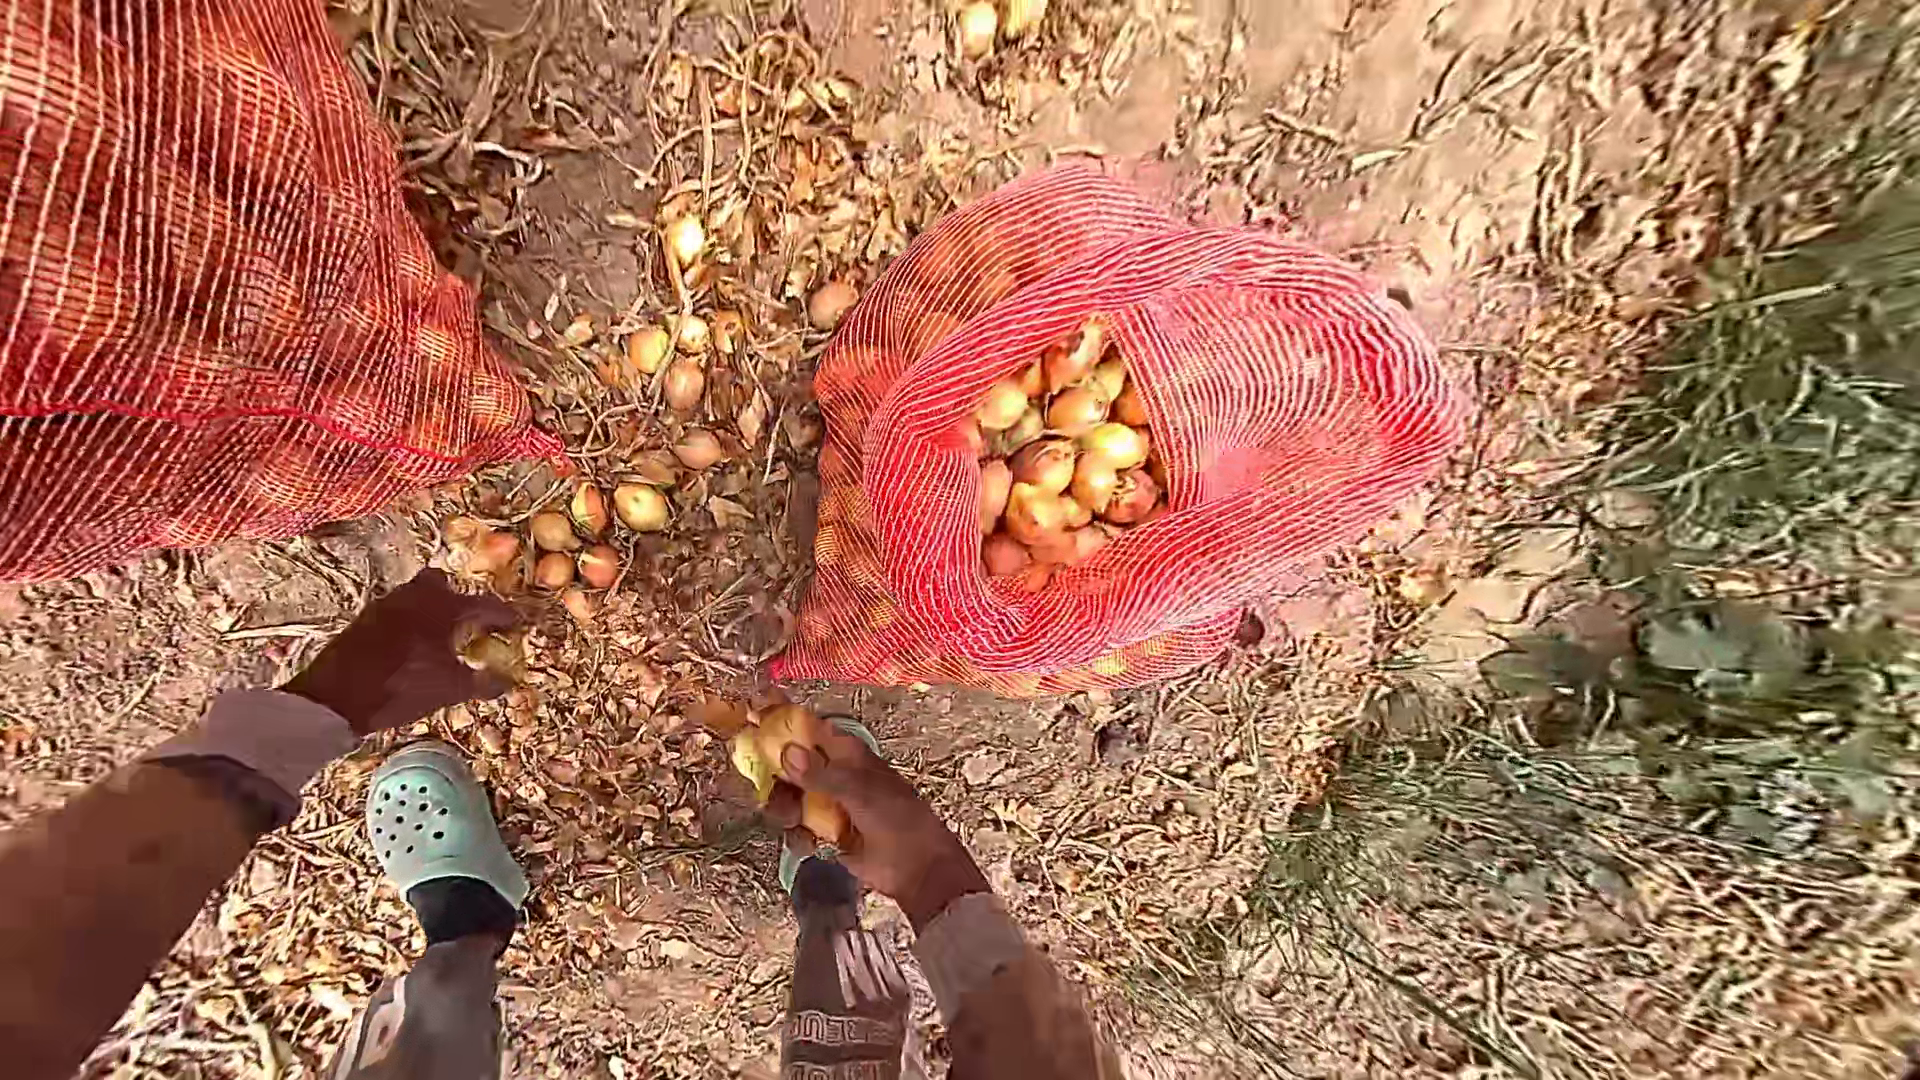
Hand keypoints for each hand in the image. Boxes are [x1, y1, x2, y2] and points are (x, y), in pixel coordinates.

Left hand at [282, 569, 516, 735]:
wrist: (329, 703)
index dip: (504, 616)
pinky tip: (413, 644)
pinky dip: (408, 621)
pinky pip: (393, 611)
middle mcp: (413, 600)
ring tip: (441, 632)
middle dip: (457, 596)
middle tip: (468, 618)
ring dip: (429, 607)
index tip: (516, 625)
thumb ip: (483, 683)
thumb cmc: (400, 689)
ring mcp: (382, 609)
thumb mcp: (451, 689)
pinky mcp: (360, 623)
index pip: (485, 604)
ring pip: (413, 594)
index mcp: (441, 609)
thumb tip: (506, 684)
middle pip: (440, 582)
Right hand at [770, 724, 989, 929]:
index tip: (751, 710)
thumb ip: (822, 774)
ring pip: (785, 797)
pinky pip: (794, 827)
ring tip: (798, 822)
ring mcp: (823, 801)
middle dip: (772, 775)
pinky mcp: (821, 831)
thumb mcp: (860, 791)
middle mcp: (829, 771)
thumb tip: (786, 753)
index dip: (779, 717)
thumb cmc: (894, 816)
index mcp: (843, 751)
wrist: (913, 866)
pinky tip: (813, 845)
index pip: (806, 726)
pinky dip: (798, 836)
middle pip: (787, 763)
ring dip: (785, 810)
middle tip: (767, 788)